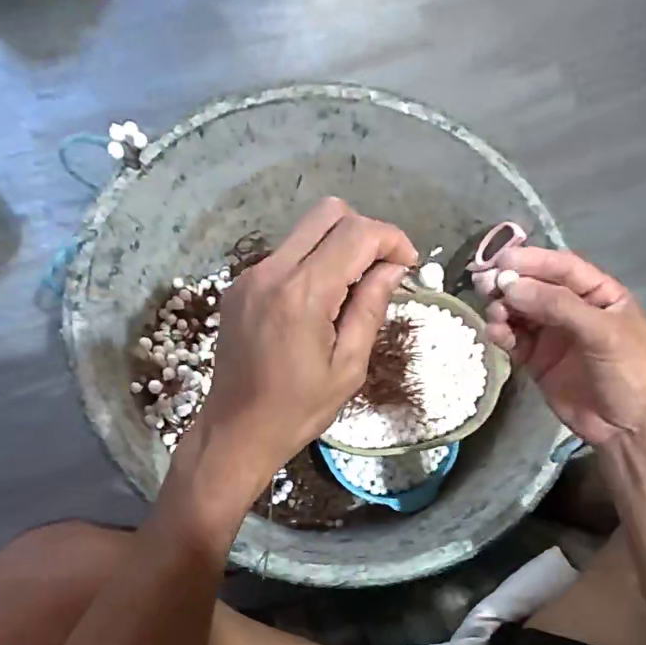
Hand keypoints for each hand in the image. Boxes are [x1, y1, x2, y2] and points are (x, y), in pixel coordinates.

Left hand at [183, 197, 416, 492]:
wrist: (237, 431)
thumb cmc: (298, 410)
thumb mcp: (347, 367)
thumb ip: (370, 309)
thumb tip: (393, 269)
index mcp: (302, 295)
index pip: (356, 234)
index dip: (392, 240)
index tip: (408, 265)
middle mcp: (271, 272)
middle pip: (328, 213)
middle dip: (364, 233)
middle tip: (380, 271)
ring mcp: (249, 277)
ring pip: (304, 232)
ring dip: (336, 248)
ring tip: (351, 293)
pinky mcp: (238, 288)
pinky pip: (284, 256)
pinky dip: (310, 264)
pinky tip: (318, 304)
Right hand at [481, 247, 645, 446]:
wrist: (630, 429)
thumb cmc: (632, 372)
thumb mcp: (604, 333)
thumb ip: (558, 307)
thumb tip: (511, 286)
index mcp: (599, 295)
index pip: (562, 269)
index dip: (533, 262)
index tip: (502, 260)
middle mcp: (573, 310)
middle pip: (536, 288)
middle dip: (510, 283)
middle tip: (483, 282)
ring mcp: (553, 337)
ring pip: (521, 313)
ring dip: (503, 309)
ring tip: (493, 313)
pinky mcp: (537, 362)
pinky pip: (515, 341)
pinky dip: (502, 335)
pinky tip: (494, 333)